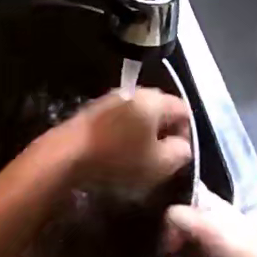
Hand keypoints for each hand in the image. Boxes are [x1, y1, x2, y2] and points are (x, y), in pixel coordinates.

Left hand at [54, 88, 192, 195]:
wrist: (68, 154)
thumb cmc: (119, 159)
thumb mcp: (159, 164)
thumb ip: (180, 152)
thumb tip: (183, 145)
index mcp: (154, 100)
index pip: (183, 109)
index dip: (187, 132)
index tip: (180, 155)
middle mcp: (135, 91)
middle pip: (161, 108)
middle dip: (165, 131)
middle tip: (162, 157)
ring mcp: (114, 97)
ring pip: (140, 113)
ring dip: (145, 132)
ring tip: (140, 157)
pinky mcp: (97, 108)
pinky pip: (122, 117)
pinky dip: (126, 131)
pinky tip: (120, 151)